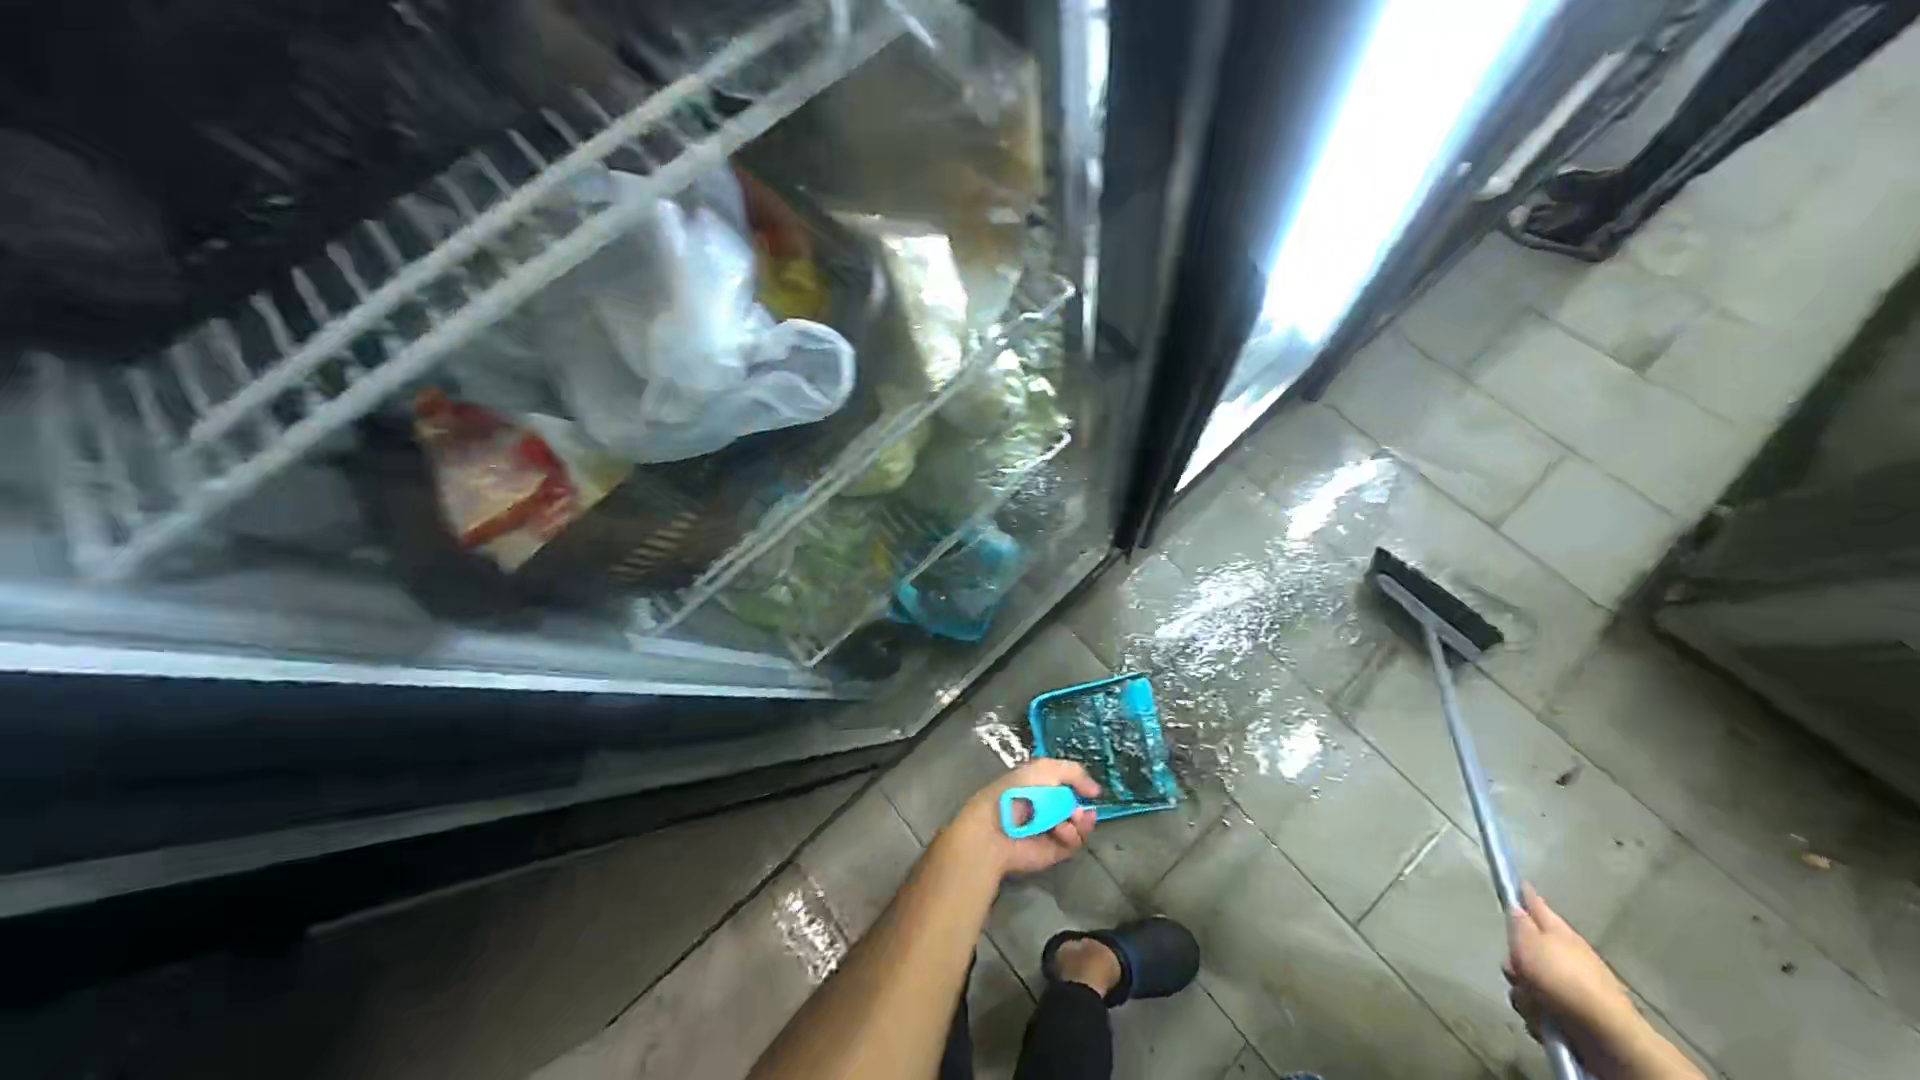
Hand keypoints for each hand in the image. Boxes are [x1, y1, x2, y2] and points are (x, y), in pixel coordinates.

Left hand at [938, 758, 1099, 877]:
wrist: (998, 828)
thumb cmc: (1018, 792)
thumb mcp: (1046, 769)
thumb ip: (1074, 773)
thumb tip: (1095, 791)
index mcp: (1040, 785)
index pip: (1068, 785)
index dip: (1081, 786)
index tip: (1090, 790)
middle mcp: (1048, 808)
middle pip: (1078, 807)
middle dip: (1083, 807)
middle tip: (1078, 809)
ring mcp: (1052, 830)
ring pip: (1081, 826)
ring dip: (1081, 822)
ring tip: (1073, 820)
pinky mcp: (1054, 851)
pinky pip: (1074, 843)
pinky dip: (1072, 836)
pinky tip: (1062, 831)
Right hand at [1506, 886, 1649, 1068]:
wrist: (1605, 1034)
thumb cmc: (1563, 980)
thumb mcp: (1530, 944)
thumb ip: (1519, 924)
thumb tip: (1516, 906)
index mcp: (1559, 933)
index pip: (1536, 905)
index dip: (1523, 895)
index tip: (1514, 885)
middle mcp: (1567, 955)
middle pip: (1525, 950)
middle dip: (1515, 962)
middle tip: (1517, 971)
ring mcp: (1573, 986)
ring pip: (1529, 981)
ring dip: (1525, 993)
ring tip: (1535, 1004)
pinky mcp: (1574, 1014)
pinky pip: (1541, 1007)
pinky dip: (1539, 1015)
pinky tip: (1545, 1023)